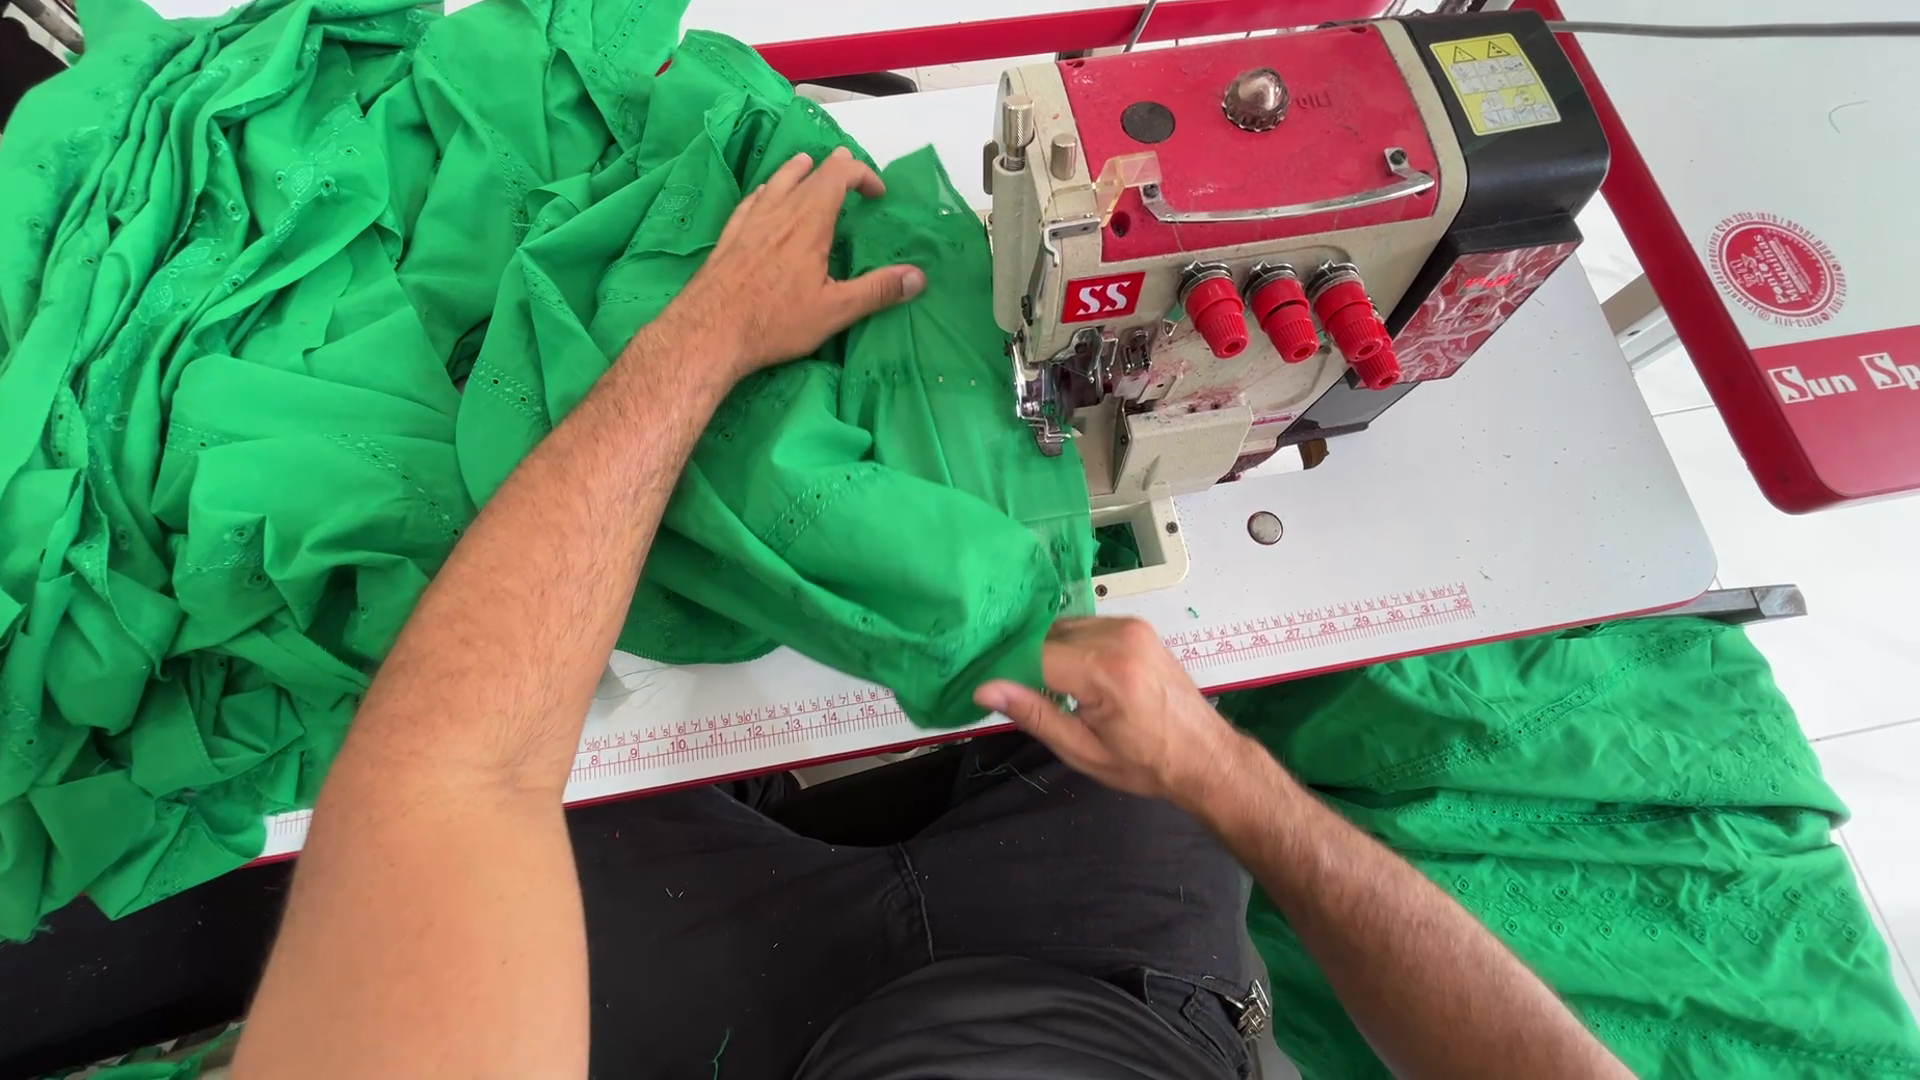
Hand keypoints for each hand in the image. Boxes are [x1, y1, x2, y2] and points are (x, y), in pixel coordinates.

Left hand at [649, 147, 925, 385]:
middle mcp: (780, 209)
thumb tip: (918, 278)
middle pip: (810, 172)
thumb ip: (877, 291)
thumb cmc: (776, 321)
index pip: (840, 175)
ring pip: (777, 179)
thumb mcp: (835, 311)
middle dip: (836, 170)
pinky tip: (764, 196)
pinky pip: (753, 199)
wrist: (710, 331)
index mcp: (809, 221)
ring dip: (799, 170)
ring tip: (808, 166)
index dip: (863, 175)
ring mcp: (751, 219)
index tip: (878, 194)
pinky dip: (768, 190)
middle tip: (851, 179)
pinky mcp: (730, 234)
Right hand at [973, 617, 1248, 806]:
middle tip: (1016, 693)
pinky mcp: (1136, 625)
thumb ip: (1033, 713)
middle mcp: (1119, 636)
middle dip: (1027, 661)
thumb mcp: (1082, 750)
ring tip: (1050, 688)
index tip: (986, 687)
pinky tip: (1073, 675)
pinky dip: (1071, 646)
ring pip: (1064, 628)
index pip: (1034, 654)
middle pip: (1047, 636)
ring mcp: (1130, 626)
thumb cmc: (1144, 764)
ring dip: (1049, 652)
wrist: (1205, 756)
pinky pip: (1085, 626)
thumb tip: (984, 689)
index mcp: (1106, 670)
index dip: (1007, 670)